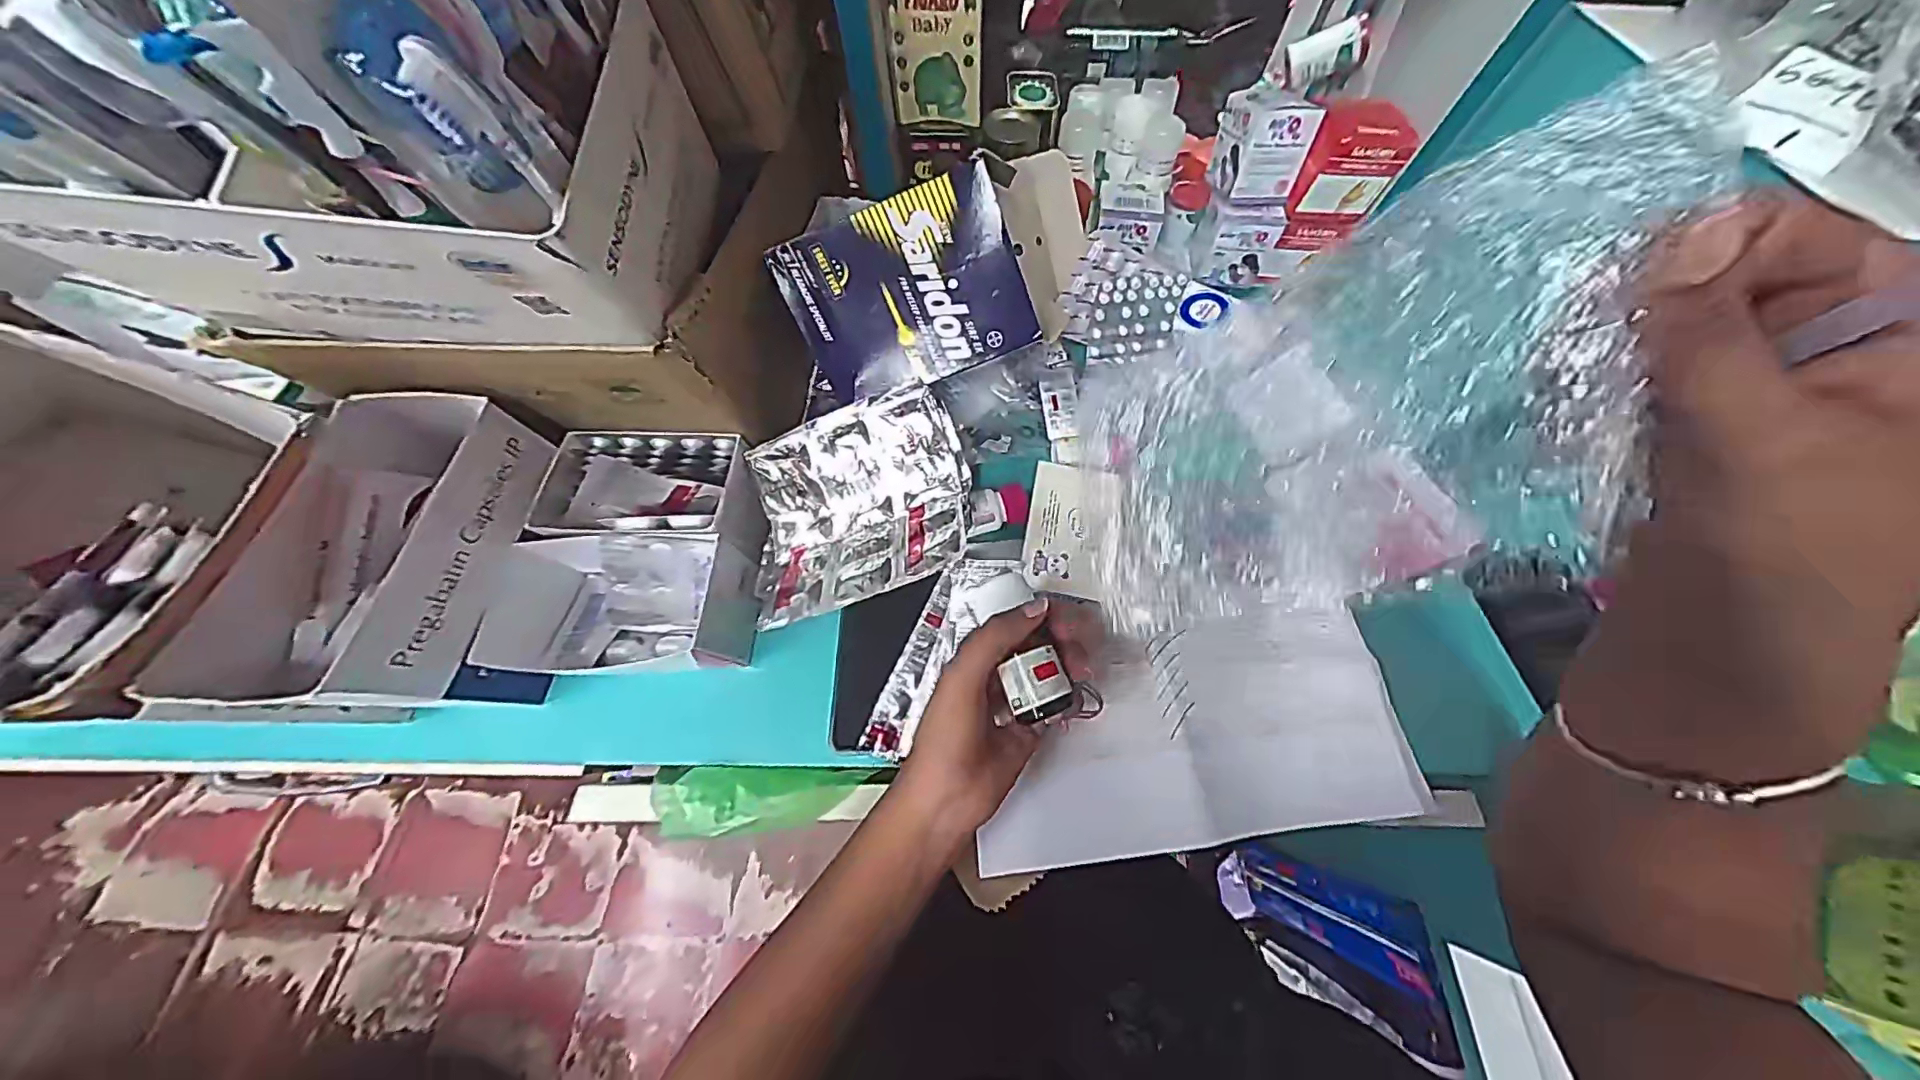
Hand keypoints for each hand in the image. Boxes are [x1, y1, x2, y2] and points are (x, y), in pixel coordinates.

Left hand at [894, 596, 1100, 843]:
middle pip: (1035, 648)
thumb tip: (1029, 611)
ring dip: (1066, 670)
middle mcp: (992, 680)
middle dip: (1060, 642)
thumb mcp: (963, 678)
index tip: (1063, 620)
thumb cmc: (941, 745)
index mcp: (974, 661)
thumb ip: (993, 638)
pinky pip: (1052, 707)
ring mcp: (1010, 706)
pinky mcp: (1025, 733)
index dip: (1040, 618)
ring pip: (1047, 675)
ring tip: (1078, 674)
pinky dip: (1065, 701)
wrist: (945, 802)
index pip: (1013, 625)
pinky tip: (1069, 702)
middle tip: (1076, 650)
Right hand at [1565, 195, 1919, 778]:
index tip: (1631, 300)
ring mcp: (1748, 390)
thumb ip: (1708, 341)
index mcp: (1901, 336)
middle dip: (1645, 308)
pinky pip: (1634, 374)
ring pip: (1664, 326)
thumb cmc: (1776, 563)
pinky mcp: (1685, 426)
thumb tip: (1671, 235)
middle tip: (1588, 359)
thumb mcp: (1752, 444)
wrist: (1716, 662)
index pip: (1800, 237)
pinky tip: (1570, 416)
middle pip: (1722, 276)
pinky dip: (1593, 384)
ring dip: (1607, 353)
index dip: (1711, 252)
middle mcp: (1828, 350)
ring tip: (1573, 397)